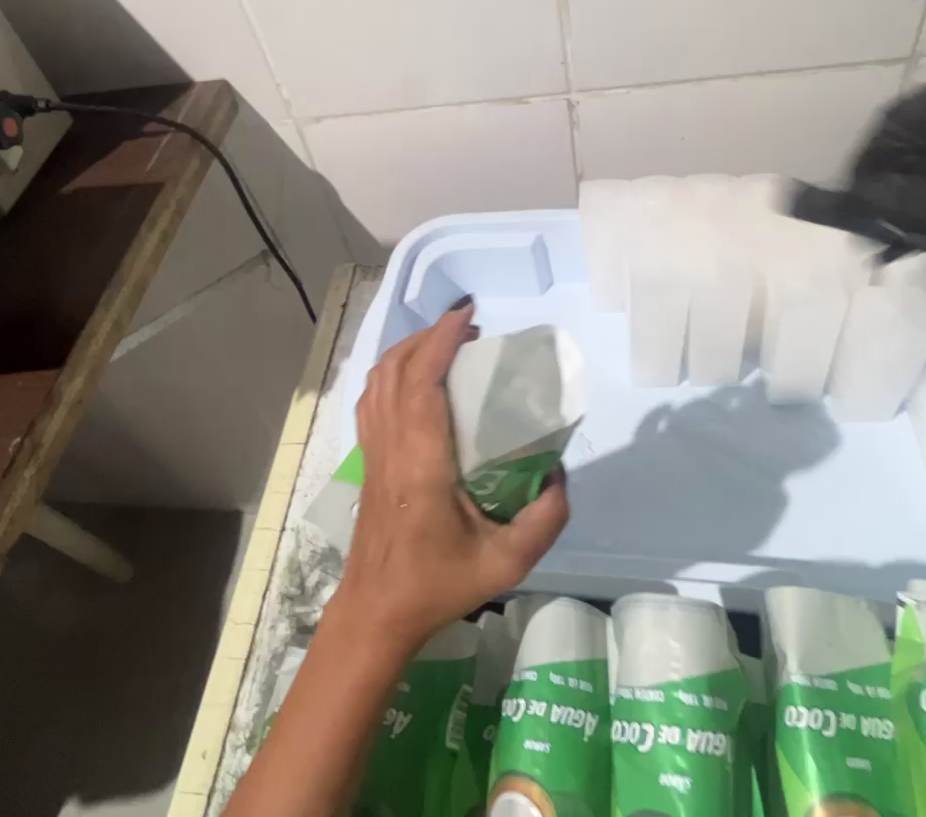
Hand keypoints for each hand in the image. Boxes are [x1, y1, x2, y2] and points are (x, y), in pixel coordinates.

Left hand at [331, 299, 568, 653]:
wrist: (377, 610)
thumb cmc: (438, 585)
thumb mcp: (507, 562)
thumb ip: (546, 519)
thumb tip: (559, 474)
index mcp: (421, 461)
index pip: (422, 381)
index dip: (441, 340)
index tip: (468, 316)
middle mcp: (391, 445)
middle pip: (395, 369)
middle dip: (428, 337)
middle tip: (468, 331)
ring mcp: (372, 451)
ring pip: (377, 381)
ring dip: (408, 352)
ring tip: (444, 347)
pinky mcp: (367, 460)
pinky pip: (372, 400)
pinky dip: (391, 374)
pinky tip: (416, 382)